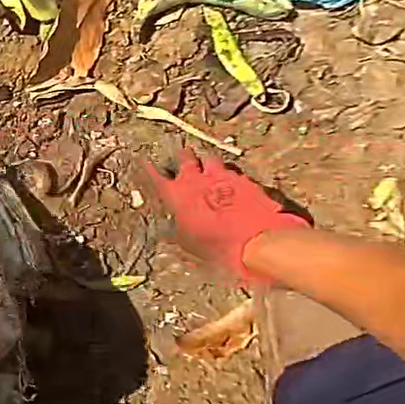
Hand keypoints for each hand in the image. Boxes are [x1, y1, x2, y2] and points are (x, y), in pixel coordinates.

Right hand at [145, 150, 307, 281]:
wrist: (259, 241)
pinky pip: (234, 173)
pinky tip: (233, 185)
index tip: (145, 162)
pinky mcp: (247, 181)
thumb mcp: (188, 246)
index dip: (149, 168)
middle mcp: (197, 180)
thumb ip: (175, 234)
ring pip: (211, 159)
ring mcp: (223, 177)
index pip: (155, 176)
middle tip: (182, 157)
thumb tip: (165, 234)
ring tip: (208, 168)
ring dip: (208, 163)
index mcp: (176, 194)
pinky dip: (230, 177)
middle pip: (186, 158)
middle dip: (182, 157)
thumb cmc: (216, 246)